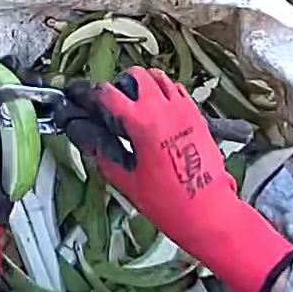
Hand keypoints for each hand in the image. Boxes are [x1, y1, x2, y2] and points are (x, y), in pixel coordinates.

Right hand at [56, 67, 292, 291]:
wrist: (213, 216)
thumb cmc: (170, 203)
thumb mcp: (126, 180)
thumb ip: (102, 152)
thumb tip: (84, 135)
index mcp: (141, 122)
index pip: (106, 92)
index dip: (87, 93)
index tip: (79, 96)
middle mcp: (163, 109)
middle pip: (135, 75)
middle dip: (120, 85)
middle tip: (114, 105)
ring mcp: (184, 110)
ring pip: (158, 77)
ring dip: (144, 85)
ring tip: (137, 106)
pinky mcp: (199, 117)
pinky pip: (177, 91)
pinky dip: (164, 94)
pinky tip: (159, 114)